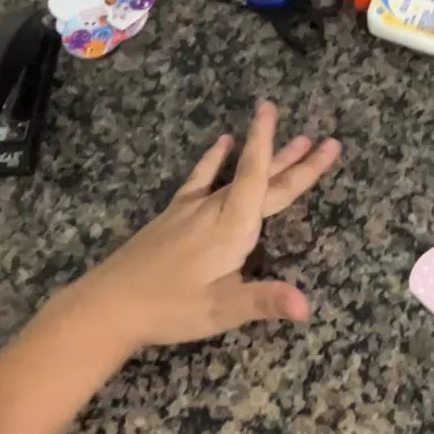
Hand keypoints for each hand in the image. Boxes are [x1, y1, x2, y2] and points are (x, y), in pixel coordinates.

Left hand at [68, 99, 339, 347]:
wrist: (107, 305)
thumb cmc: (169, 308)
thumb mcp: (220, 310)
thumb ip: (263, 301)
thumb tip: (306, 305)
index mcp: (231, 228)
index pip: (261, 180)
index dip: (279, 151)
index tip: (297, 123)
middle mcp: (215, 209)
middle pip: (262, 178)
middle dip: (296, 160)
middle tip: (327, 141)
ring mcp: (192, 209)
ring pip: (238, 176)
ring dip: (267, 157)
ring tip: (294, 139)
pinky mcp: (176, 215)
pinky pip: (201, 178)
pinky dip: (214, 159)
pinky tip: (222, 142)